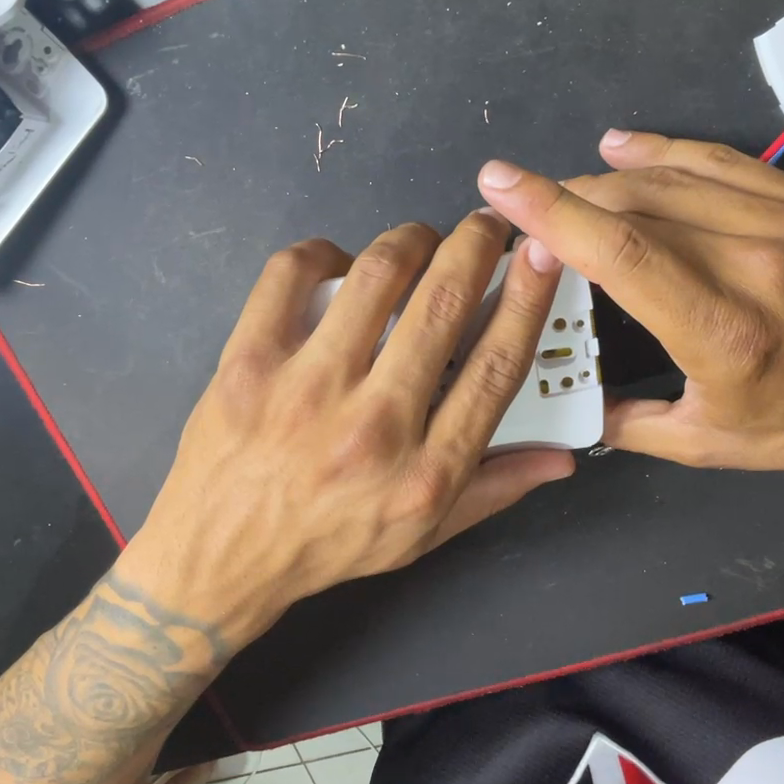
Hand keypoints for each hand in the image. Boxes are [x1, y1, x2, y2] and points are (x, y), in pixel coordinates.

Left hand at [129, 213, 573, 634]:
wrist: (222, 560)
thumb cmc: (331, 545)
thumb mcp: (424, 535)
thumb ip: (495, 489)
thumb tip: (561, 456)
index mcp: (428, 469)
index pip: (496, 365)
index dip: (528, 298)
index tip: (541, 251)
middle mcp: (375, 424)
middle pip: (443, 304)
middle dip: (475, 243)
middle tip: (483, 224)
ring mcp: (306, 388)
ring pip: (376, 276)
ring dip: (409, 240)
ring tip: (419, 241)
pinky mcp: (248, 363)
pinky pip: (291, 274)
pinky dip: (323, 252)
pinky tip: (339, 264)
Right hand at [478, 129, 783, 477]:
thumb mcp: (709, 444)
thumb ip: (628, 424)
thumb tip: (568, 402)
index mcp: (725, 331)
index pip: (622, 252)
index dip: (552, 212)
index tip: (498, 186)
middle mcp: (754, 262)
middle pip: (637, 204)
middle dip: (567, 198)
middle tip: (521, 204)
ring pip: (670, 177)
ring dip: (603, 179)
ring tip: (562, 189)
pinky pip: (716, 160)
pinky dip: (660, 150)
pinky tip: (619, 148)